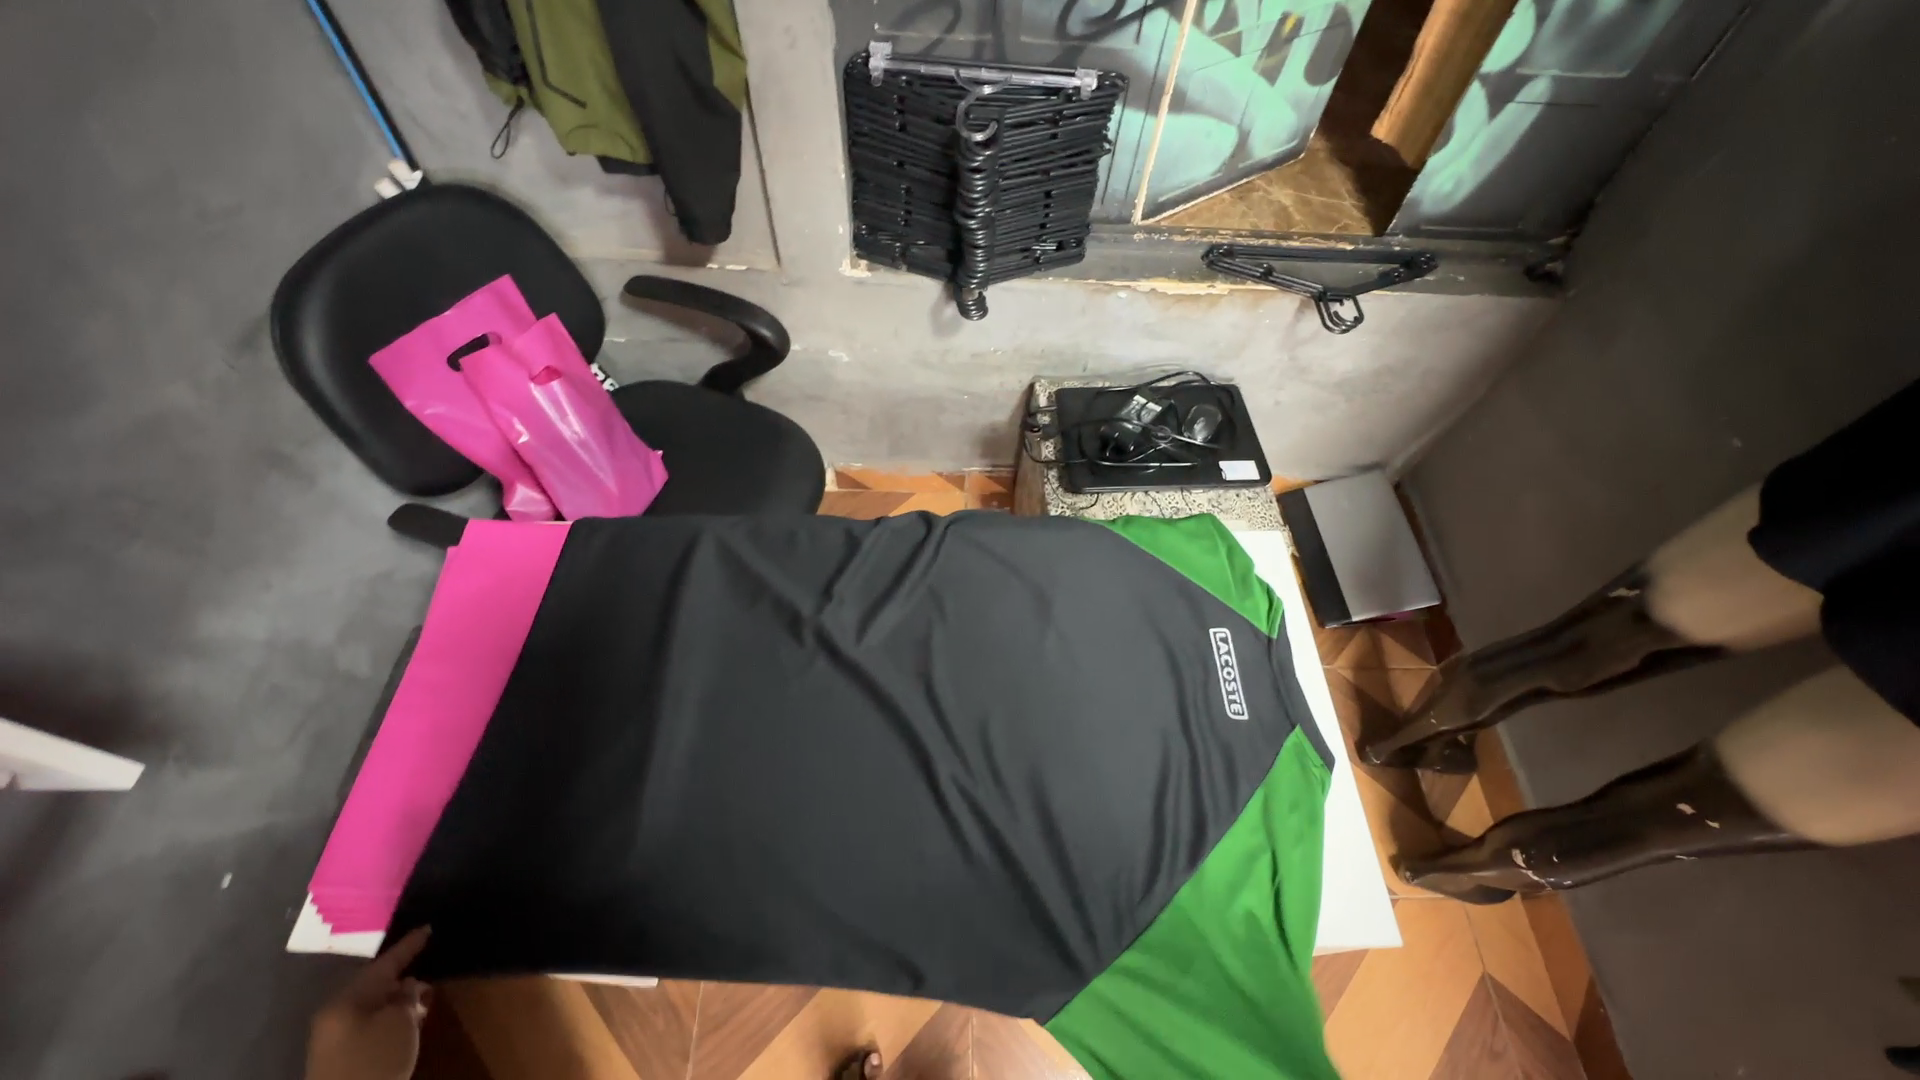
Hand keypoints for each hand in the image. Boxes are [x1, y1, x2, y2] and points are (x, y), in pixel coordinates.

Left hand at [305, 926, 432, 1079]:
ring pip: (372, 1005)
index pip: (384, 964)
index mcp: (347, 1000)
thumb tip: (407, 987)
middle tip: (427, 967)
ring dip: (397, 999)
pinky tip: (406, 1021)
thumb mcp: (401, 1023)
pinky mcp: (339, 1056)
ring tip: (422, 997)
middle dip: (402, 976)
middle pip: (374, 984)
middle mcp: (335, 1013)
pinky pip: (368, 1024)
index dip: (408, 947)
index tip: (427, 928)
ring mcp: (334, 1037)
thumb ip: (407, 998)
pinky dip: (389, 1018)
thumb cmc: (375, 1060)